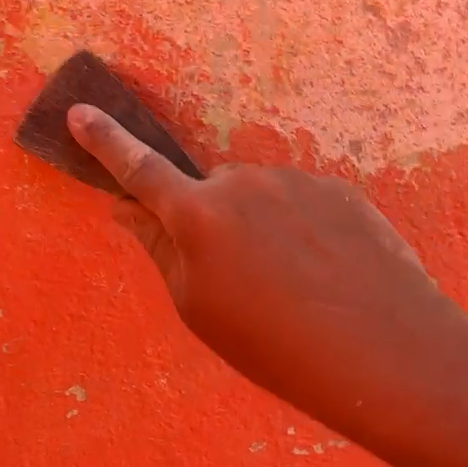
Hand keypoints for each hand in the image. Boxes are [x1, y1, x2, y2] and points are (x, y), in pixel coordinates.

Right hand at [66, 103, 467, 419]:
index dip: (105, 141)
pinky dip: (303, 229)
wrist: (388, 353)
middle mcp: (242, 183)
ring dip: (263, 227)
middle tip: (244, 281)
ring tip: (297, 285)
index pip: (138, 169)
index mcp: (197, 215)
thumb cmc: (274, 345)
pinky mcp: (339, 188)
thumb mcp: (199, 308)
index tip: (80, 113)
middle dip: (213, 222)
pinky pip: (302, 201)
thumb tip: (126, 209)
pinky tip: (330, 273)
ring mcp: (295, 180)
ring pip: (259, 197)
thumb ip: (161, 249)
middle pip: (209, 193)